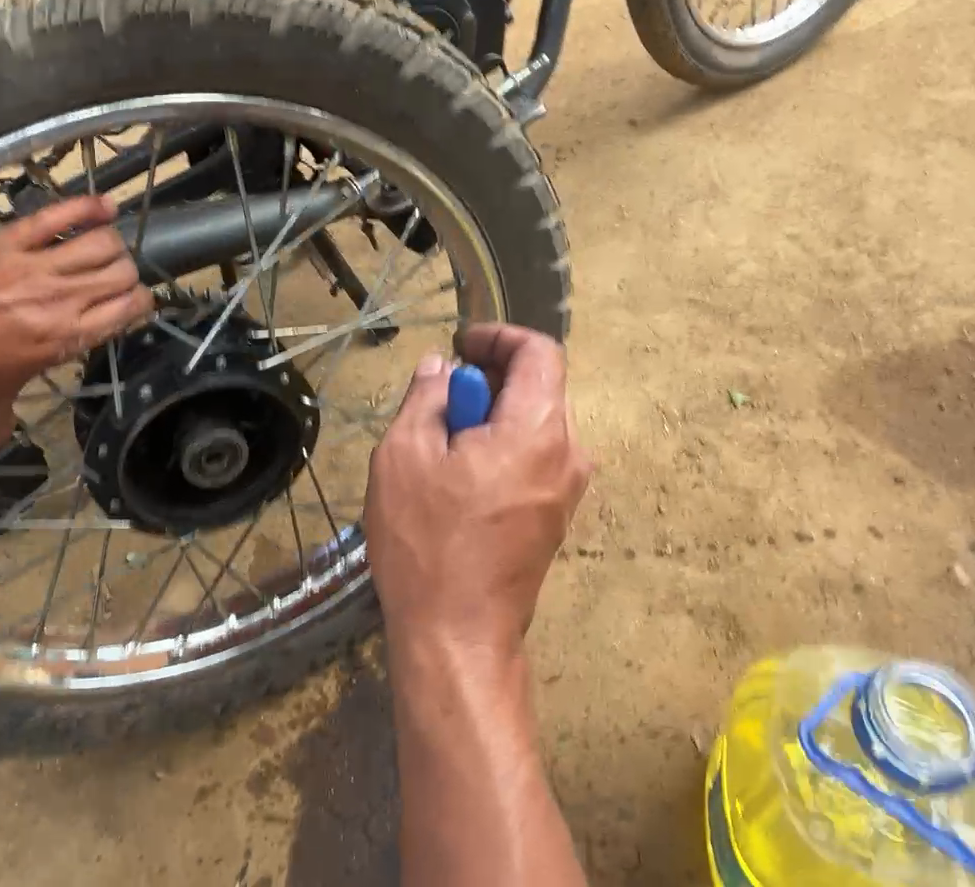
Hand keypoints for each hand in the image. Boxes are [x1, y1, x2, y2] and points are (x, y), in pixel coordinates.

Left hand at [0, 195, 153, 444]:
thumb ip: (3, 426)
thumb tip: (5, 439)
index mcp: (63, 338)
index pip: (128, 310)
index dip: (141, 304)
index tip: (135, 305)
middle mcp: (62, 297)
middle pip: (122, 272)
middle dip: (128, 275)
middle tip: (117, 278)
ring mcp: (36, 264)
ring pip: (101, 242)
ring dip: (112, 244)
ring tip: (107, 247)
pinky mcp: (9, 238)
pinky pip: (58, 215)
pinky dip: (88, 206)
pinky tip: (106, 204)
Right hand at [364, 324, 591, 654]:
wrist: (457, 636)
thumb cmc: (426, 541)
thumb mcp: (405, 456)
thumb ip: (427, 397)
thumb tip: (442, 368)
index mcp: (538, 429)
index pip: (540, 352)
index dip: (499, 337)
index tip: (461, 345)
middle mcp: (569, 454)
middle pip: (541, 388)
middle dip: (492, 378)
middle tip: (443, 397)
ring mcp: (568, 491)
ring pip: (536, 425)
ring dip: (494, 415)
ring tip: (444, 442)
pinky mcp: (557, 518)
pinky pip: (536, 459)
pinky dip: (504, 447)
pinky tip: (461, 478)